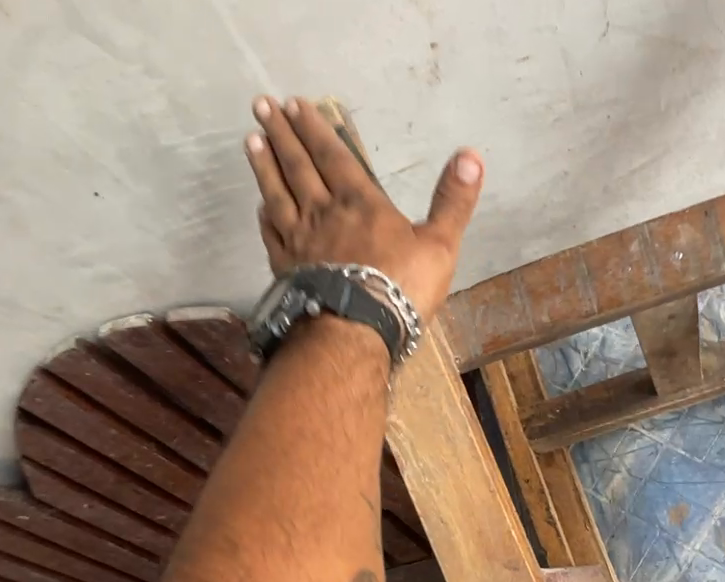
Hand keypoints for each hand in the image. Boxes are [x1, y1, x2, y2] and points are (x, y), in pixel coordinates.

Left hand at [245, 96, 482, 319]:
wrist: (355, 333)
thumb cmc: (401, 289)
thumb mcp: (440, 245)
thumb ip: (453, 202)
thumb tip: (472, 155)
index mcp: (360, 203)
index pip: (334, 156)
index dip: (315, 129)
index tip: (294, 105)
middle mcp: (323, 212)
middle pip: (299, 166)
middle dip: (282, 134)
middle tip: (263, 107)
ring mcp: (299, 241)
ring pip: (277, 193)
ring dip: (264, 166)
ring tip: (252, 141)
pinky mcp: (286, 268)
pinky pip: (271, 234)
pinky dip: (264, 216)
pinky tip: (259, 207)